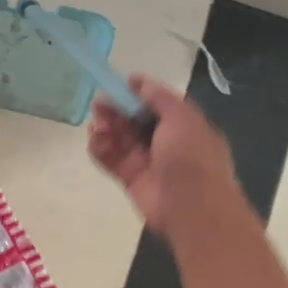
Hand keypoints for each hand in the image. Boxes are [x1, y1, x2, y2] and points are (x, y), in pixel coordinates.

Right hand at [87, 76, 252, 242]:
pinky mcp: (128, 176)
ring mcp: (145, 160)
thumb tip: (138, 80)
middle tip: (99, 106)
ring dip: (104, 128)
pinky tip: (96, 142)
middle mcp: (164, 141)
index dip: (135, 94)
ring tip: (99, 127)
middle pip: (131, 119)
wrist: (191, 207)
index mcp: (183, 126)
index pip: (154, 105)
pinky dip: (99, 148)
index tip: (116, 86)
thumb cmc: (192, 158)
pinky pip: (108, 157)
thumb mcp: (182, 119)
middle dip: (114, 110)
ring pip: (117, 137)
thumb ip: (159, 98)